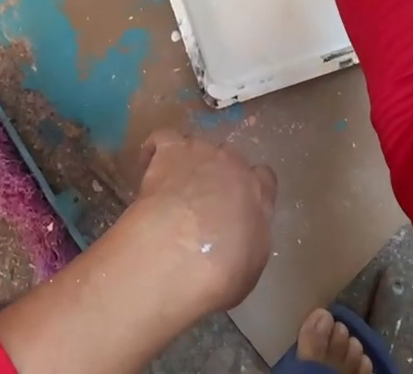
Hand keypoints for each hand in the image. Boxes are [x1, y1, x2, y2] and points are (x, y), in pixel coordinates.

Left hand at [123, 129, 276, 310]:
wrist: (180, 252)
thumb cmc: (220, 273)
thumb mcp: (251, 261)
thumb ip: (251, 234)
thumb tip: (240, 228)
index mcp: (259, 194)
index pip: (264, 177)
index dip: (249, 187)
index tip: (237, 203)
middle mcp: (233, 165)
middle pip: (228, 158)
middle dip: (217, 173)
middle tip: (200, 199)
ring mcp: (201, 152)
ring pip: (196, 146)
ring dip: (187, 162)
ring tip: (172, 185)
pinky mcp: (170, 148)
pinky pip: (163, 139)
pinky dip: (155, 152)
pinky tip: (149, 168)